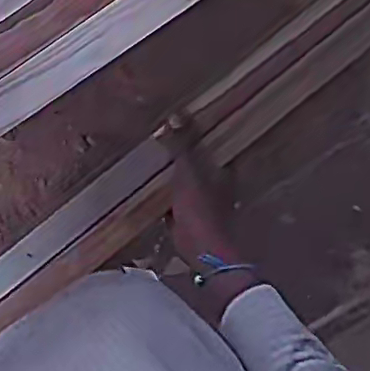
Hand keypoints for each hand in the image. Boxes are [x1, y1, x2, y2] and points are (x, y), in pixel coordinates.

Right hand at [158, 114, 258, 325]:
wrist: (204, 254)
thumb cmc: (201, 212)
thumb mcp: (188, 174)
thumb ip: (181, 147)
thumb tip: (174, 116)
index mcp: (223, 171)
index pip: (210, 143)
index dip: (195, 131)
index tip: (175, 118)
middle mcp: (217, 184)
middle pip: (197, 160)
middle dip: (180, 149)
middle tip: (156, 134)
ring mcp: (203, 202)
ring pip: (184, 178)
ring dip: (170, 169)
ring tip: (148, 155)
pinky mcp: (188, 216)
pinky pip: (172, 195)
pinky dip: (162, 189)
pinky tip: (146, 183)